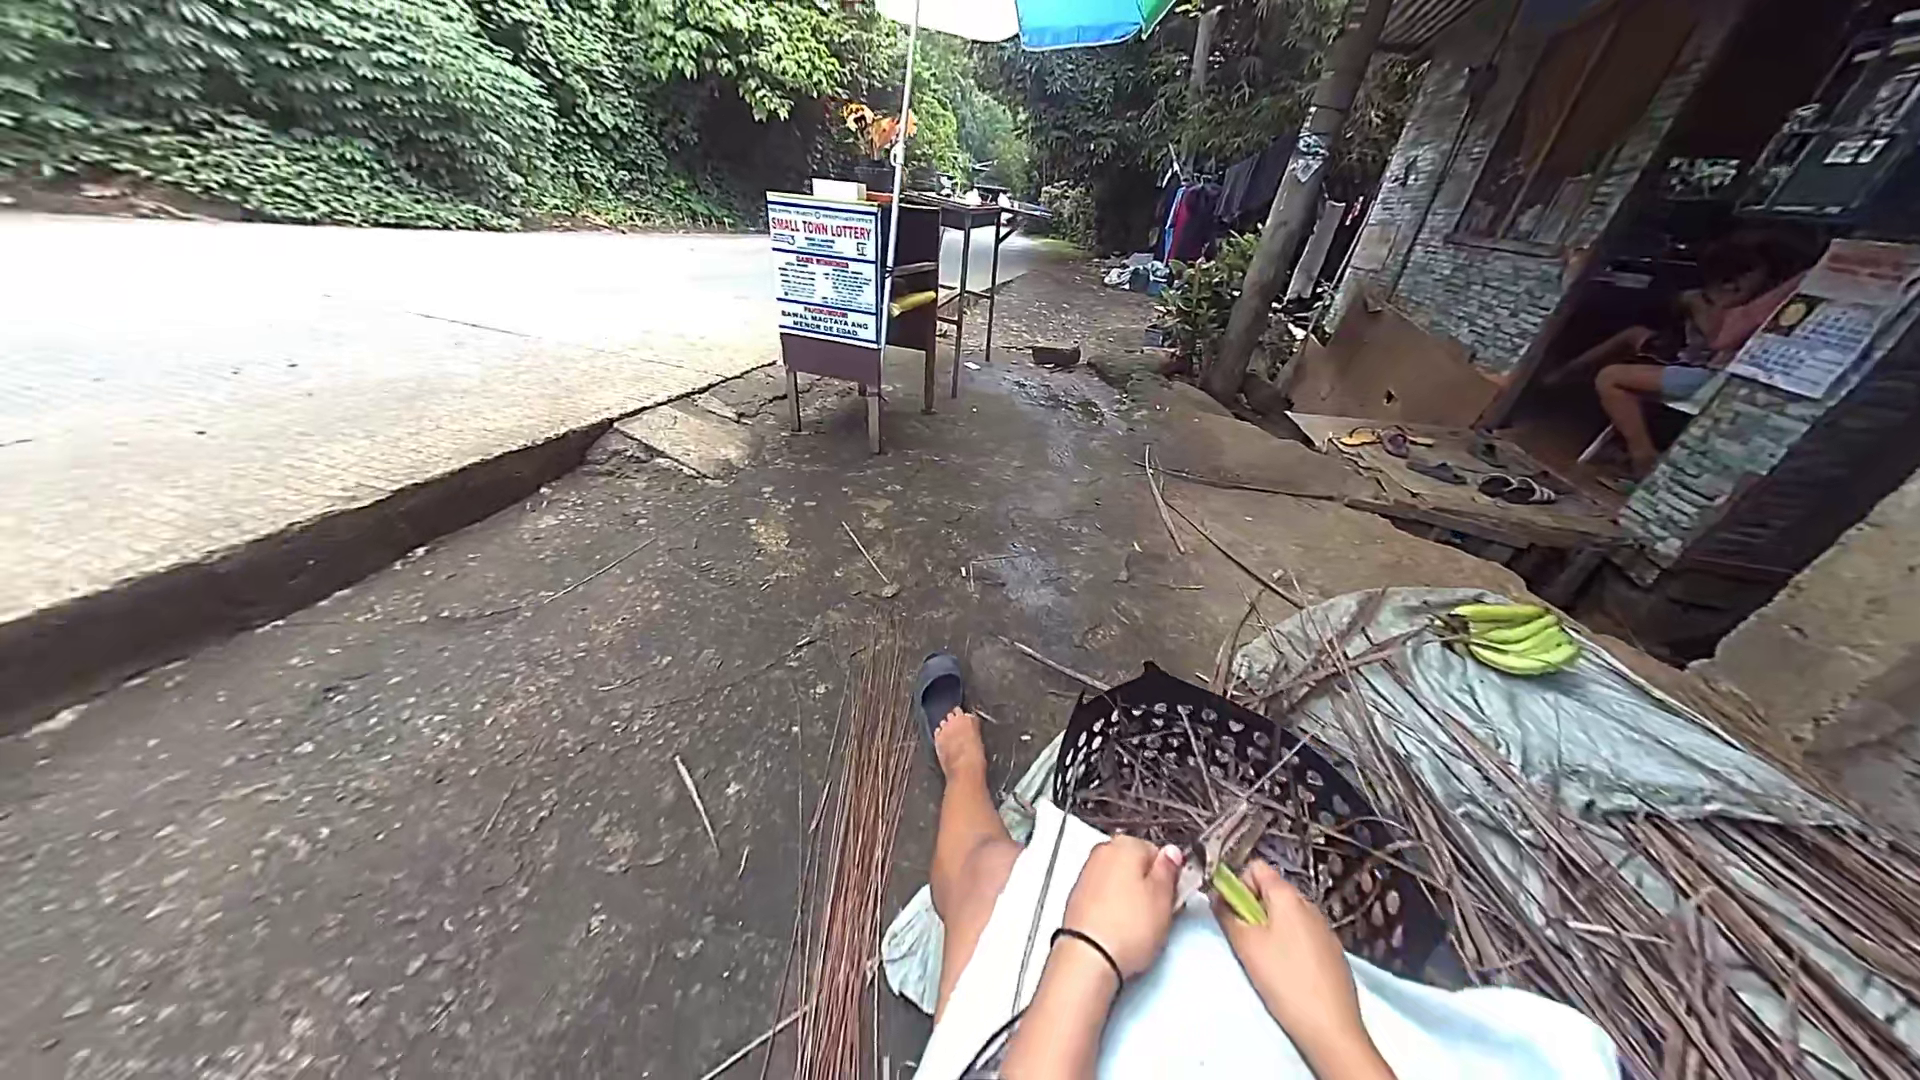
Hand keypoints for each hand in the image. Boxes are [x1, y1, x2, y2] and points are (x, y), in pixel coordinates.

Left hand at [1059, 836, 1184, 979]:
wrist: (1088, 954)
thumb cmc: (1130, 925)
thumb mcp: (1162, 898)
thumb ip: (1168, 870)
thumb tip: (1171, 851)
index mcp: (1125, 844)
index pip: (1157, 853)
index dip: (1168, 878)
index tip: (1172, 898)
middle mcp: (1103, 850)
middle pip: (1136, 864)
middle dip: (1148, 886)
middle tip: (1157, 914)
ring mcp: (1088, 871)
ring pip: (1120, 879)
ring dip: (1130, 896)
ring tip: (1137, 925)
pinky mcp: (1078, 893)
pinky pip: (1104, 893)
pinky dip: (1113, 905)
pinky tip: (1118, 926)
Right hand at [1213, 861, 1373, 1063]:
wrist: (1332, 1030)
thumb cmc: (1283, 979)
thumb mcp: (1244, 944)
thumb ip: (1226, 913)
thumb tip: (1217, 896)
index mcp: (1287, 895)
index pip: (1255, 867)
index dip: (1238, 883)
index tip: (1231, 909)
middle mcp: (1309, 904)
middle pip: (1271, 890)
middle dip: (1253, 906)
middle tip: (1245, 936)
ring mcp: (1325, 928)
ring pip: (1287, 913)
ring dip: (1271, 925)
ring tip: (1266, 957)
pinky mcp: (1335, 952)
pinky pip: (1304, 933)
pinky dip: (1291, 942)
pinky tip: (1289, 971)